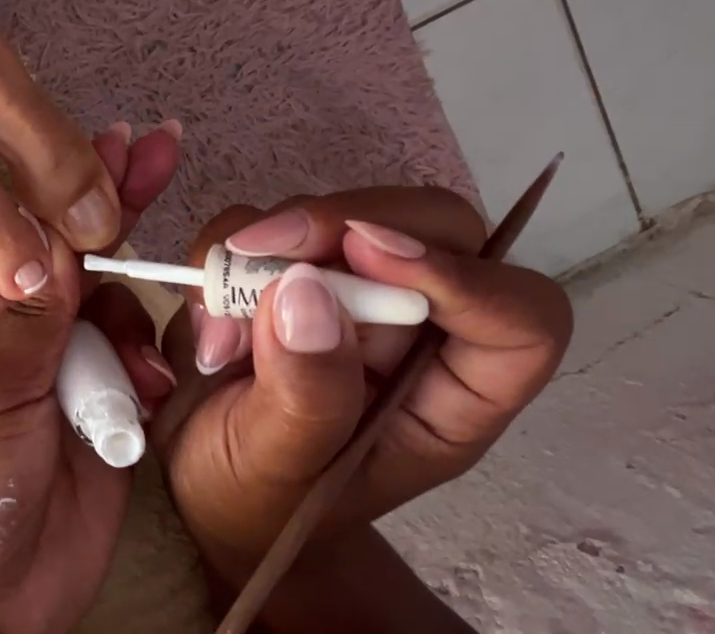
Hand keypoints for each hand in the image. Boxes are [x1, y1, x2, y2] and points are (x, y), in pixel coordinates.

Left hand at [0, 124, 180, 633]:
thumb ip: (33, 320)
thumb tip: (57, 242)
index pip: (36, 235)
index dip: (75, 186)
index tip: (117, 139)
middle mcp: (34, 328)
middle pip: (87, 257)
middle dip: (122, 207)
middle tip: (162, 148)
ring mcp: (76, 367)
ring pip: (123, 312)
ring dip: (137, 326)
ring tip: (132, 379)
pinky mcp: (113, 411)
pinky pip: (146, 368)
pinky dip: (154, 373)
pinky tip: (148, 398)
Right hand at [148, 188, 572, 584]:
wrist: (197, 481)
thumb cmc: (254, 500)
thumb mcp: (278, 465)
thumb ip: (303, 392)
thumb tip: (306, 289)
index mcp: (450, 394)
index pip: (516, 314)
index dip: (458, 273)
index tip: (363, 254)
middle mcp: (412, 329)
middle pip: (435, 229)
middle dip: (343, 222)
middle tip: (263, 247)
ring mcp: (346, 290)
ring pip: (337, 213)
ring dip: (264, 249)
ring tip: (216, 331)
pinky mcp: (282, 268)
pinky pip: (259, 222)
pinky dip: (221, 251)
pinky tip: (201, 314)